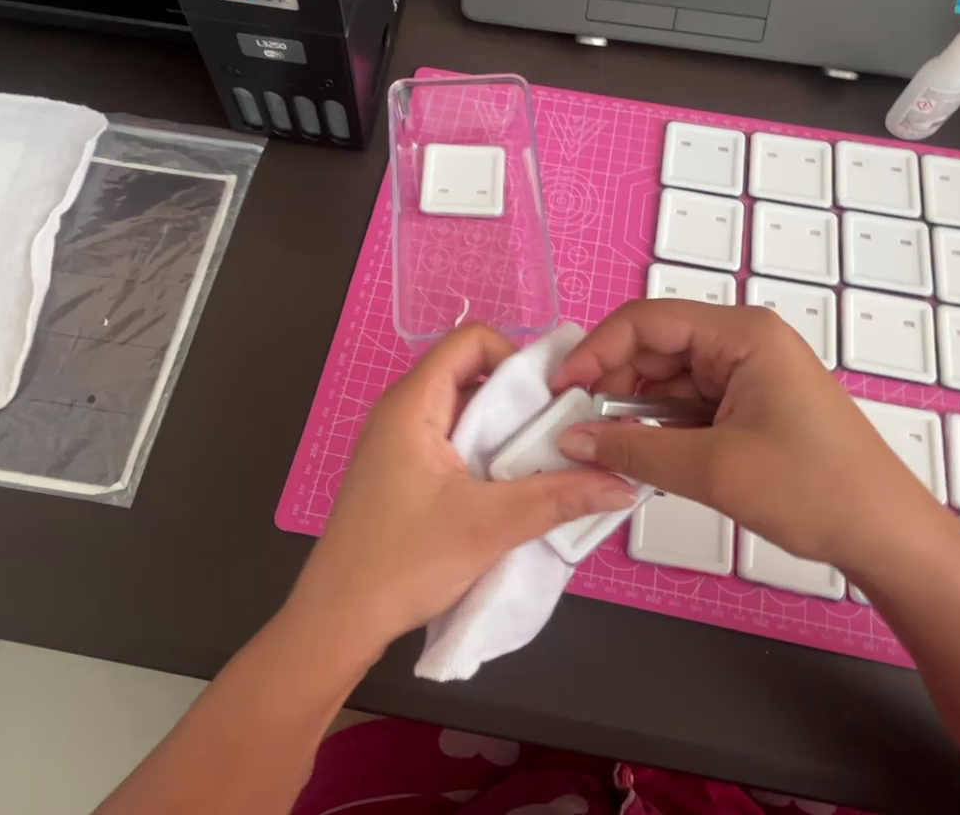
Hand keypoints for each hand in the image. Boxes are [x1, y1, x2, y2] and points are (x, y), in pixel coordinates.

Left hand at [288, 325, 638, 650]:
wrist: (338, 619)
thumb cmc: (401, 562)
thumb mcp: (489, 526)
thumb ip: (559, 498)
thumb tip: (621, 484)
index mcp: (414, 403)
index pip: (472, 340)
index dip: (517, 356)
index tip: (553, 399)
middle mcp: (405, 412)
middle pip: (475, 376)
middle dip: (524, 402)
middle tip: (566, 437)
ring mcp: (403, 444)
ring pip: (469, 415)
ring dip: (510, 435)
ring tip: (550, 466)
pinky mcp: (407, 474)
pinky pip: (458, 445)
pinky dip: (491, 457)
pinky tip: (517, 491)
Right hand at [548, 299, 943, 570]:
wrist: (888, 537)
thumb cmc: (814, 490)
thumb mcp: (712, 469)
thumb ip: (632, 450)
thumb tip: (572, 439)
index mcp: (742, 334)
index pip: (648, 321)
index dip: (597, 349)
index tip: (562, 388)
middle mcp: (743, 343)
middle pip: (655, 347)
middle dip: (612, 383)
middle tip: (576, 424)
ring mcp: (747, 375)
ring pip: (667, 379)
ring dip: (632, 409)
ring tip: (603, 445)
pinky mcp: (749, 406)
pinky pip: (687, 405)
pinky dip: (658, 426)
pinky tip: (638, 453)